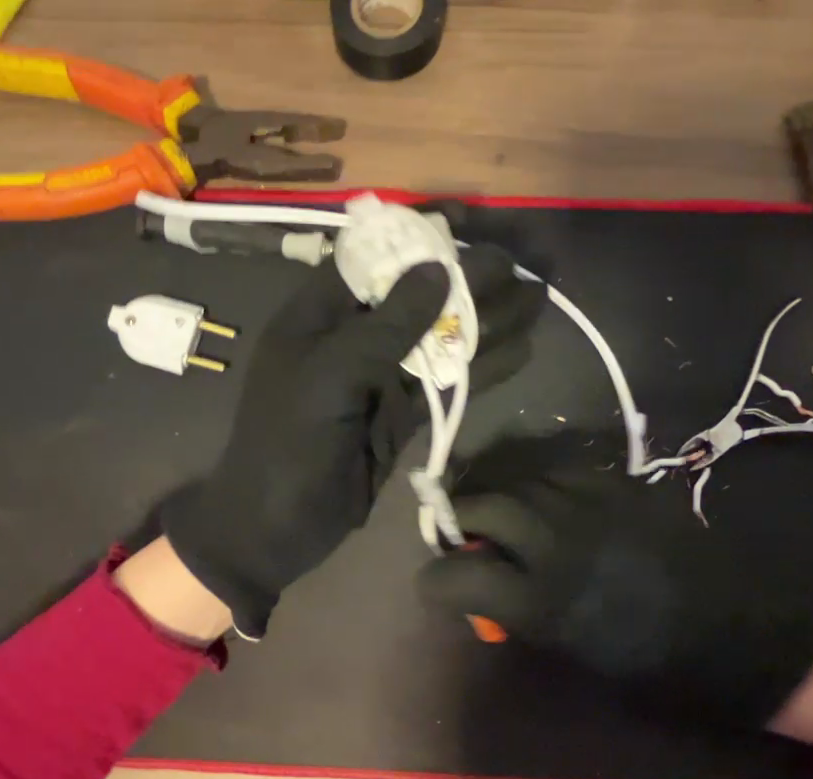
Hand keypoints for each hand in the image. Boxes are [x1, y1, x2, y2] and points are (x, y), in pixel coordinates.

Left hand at [165, 245, 544, 636]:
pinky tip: (519, 352)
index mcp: (317, 316)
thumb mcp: (330, 375)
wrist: (276, 526)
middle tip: (520, 268)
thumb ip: (385, 325)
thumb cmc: (288, 442)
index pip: (372, 260)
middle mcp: (350, 340)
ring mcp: (377, 380)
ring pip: (436, 342)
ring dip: (484, 323)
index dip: (418, 238)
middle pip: (414, 299)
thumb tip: (437, 269)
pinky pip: (442, 386)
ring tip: (536, 300)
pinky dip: (479, 370)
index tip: (466, 220)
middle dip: (466, 282)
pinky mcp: (398, 418)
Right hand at [416, 433, 812, 729]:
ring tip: (504, 519)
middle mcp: (559, 544)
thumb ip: (522, 618)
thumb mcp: (575, 657)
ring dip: (502, 499)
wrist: (744, 639)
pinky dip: (546, 490)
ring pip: (524, 482)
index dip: (435, 581)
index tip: (437, 585)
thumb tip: (487, 596)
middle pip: (484, 506)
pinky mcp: (627, 488)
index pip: (456, 576)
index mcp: (543, 602)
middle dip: (459, 518)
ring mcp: (595, 507)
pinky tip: (552, 507)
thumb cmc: (657, 671)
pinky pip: (566, 475)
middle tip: (462, 535)